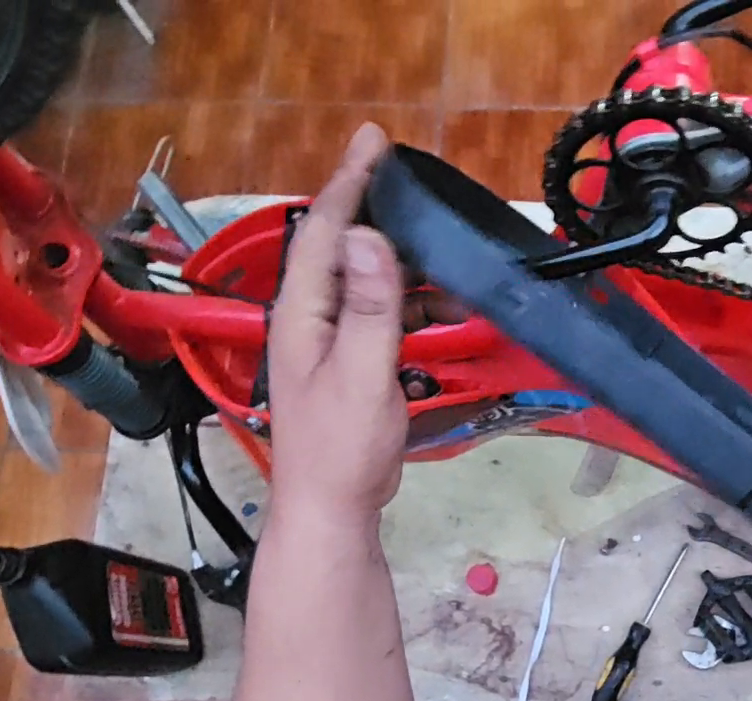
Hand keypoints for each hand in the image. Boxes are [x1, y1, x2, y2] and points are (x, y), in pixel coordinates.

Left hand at [266, 123, 406, 519]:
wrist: (334, 506)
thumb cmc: (343, 448)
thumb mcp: (360, 376)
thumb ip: (368, 309)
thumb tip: (366, 238)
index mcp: (303, 313)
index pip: (322, 232)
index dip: (348, 185)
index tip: (374, 143)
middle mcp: (311, 318)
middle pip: (344, 251)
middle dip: (381, 217)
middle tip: (424, 194)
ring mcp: (331, 343)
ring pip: (368, 285)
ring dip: (407, 268)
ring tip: (449, 258)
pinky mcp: (353, 365)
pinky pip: (382, 319)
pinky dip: (412, 307)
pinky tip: (443, 308)